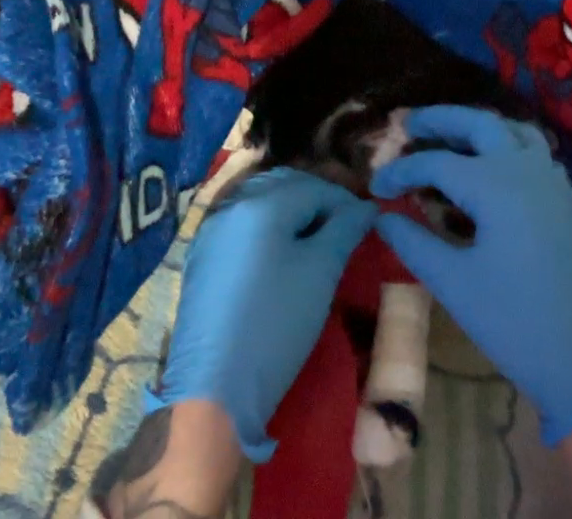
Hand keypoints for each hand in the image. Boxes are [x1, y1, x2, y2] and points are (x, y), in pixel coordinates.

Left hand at [151, 168, 375, 459]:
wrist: (216, 386)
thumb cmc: (277, 324)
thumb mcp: (321, 272)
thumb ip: (345, 230)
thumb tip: (367, 208)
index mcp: (261, 204)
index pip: (315, 187)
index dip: (346, 201)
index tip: (369, 222)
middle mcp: (231, 207)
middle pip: (284, 186)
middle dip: (318, 200)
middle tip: (345, 226)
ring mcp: (211, 232)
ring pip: (260, 203)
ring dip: (292, 211)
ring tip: (317, 239)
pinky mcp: (202, 259)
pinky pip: (242, 226)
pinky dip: (268, 228)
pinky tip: (283, 255)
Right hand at [371, 106, 571, 444]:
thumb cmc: (509, 320)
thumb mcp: (451, 281)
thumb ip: (412, 241)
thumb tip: (381, 217)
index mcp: (496, 186)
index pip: (436, 163)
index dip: (401, 171)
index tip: (374, 189)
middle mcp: (525, 170)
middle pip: (479, 125)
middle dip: (440, 120)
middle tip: (406, 124)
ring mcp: (550, 182)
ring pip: (512, 131)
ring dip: (477, 127)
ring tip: (446, 137)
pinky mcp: (561, 199)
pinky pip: (533, 152)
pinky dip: (505, 144)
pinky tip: (488, 166)